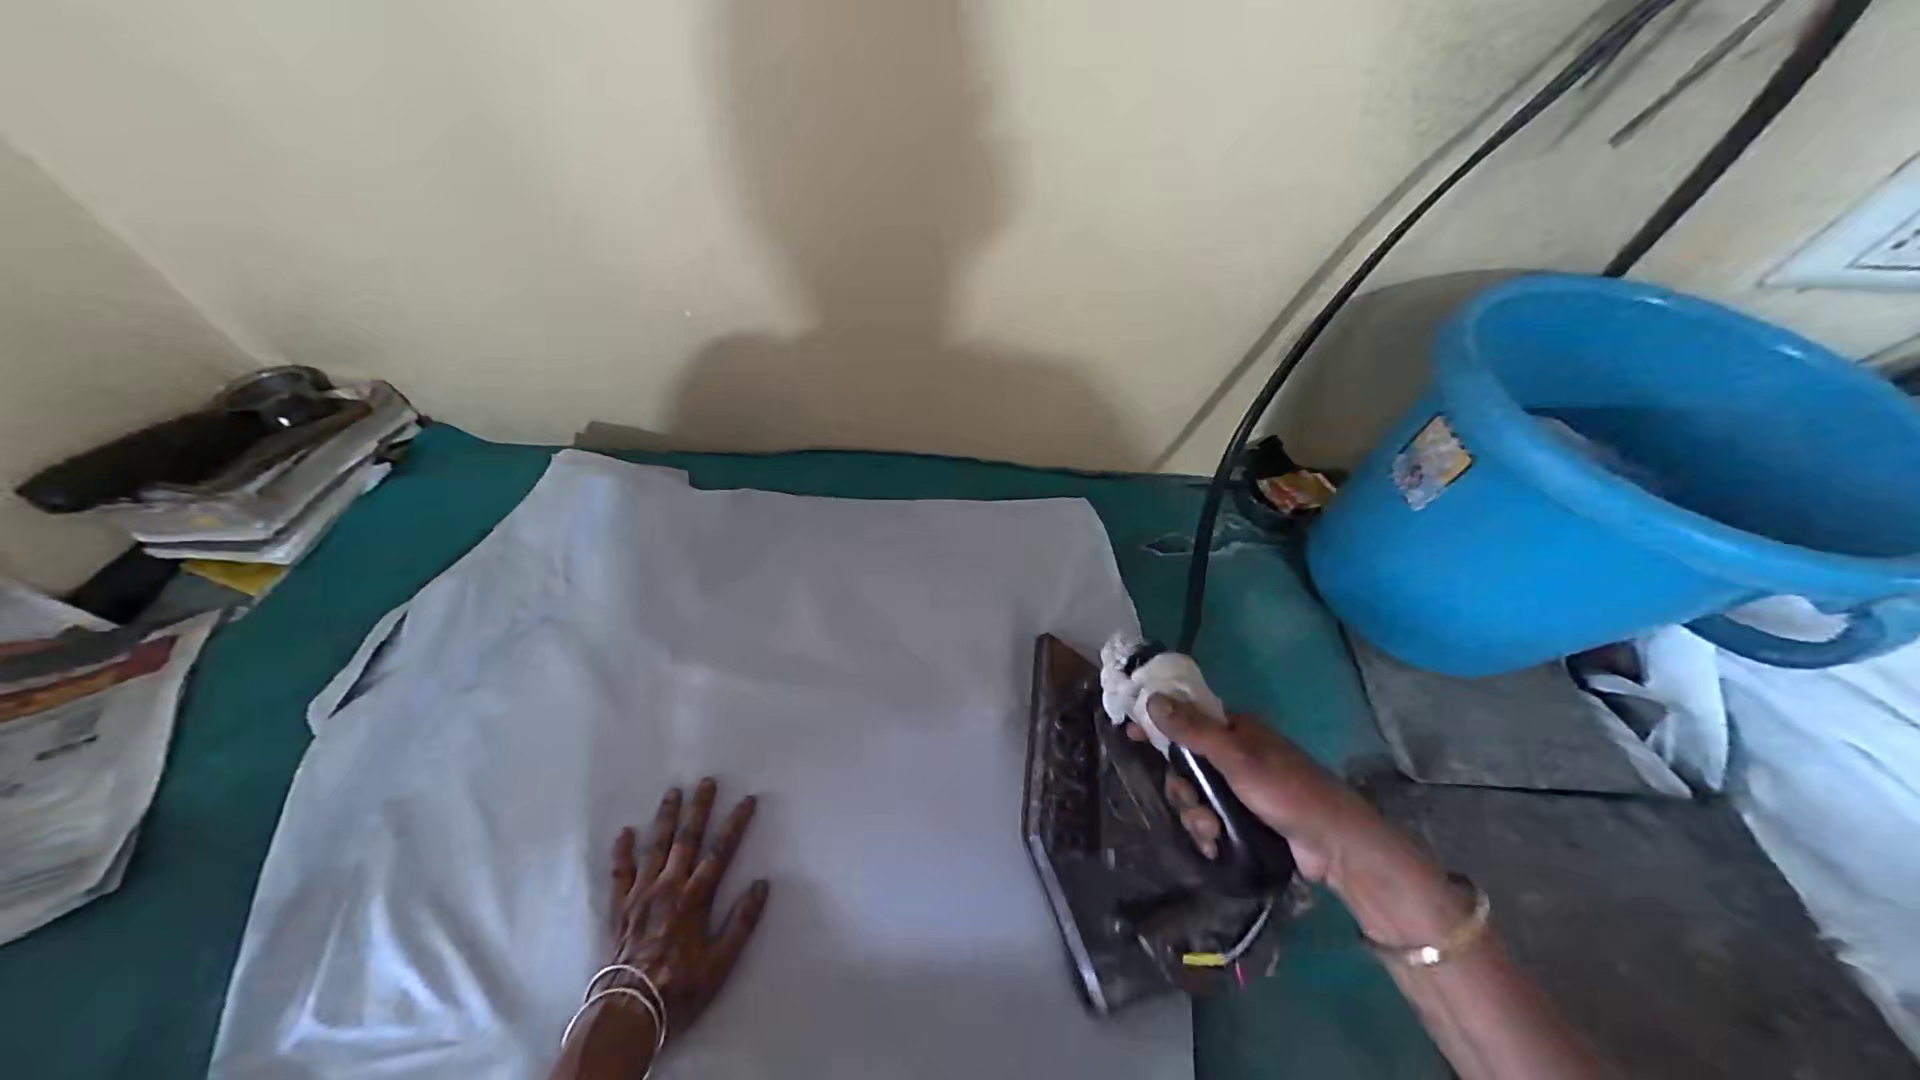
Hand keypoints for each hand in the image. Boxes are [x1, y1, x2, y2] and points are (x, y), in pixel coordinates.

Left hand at [608, 778, 770, 1043]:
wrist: (628, 1012)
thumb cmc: (681, 987)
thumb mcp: (722, 961)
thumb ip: (742, 922)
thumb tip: (762, 884)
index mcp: (696, 897)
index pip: (721, 850)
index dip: (736, 823)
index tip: (748, 799)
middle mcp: (669, 887)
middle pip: (687, 838)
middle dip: (700, 807)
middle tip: (707, 781)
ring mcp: (641, 894)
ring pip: (655, 846)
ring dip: (666, 817)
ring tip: (673, 792)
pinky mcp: (620, 907)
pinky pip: (620, 872)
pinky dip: (623, 851)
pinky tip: (626, 831)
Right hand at [1130, 694, 1396, 885]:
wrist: (1335, 845)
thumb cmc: (1286, 790)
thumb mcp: (1236, 757)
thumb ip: (1193, 730)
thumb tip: (1152, 700)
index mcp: (1234, 729)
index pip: (1185, 716)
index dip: (1158, 724)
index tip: (1131, 734)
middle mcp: (1233, 753)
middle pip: (1184, 763)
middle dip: (1182, 788)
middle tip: (1191, 801)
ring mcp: (1239, 787)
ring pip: (1194, 794)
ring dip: (1194, 815)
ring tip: (1211, 832)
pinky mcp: (1243, 817)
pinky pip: (1209, 817)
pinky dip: (1207, 831)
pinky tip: (1215, 845)